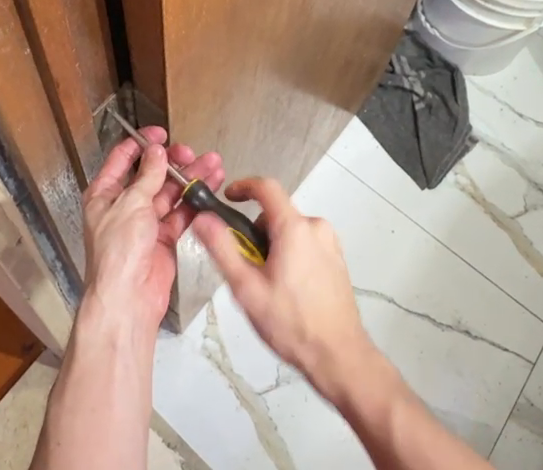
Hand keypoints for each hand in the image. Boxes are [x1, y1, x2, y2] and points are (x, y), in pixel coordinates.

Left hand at [81, 125, 224, 332]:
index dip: (141, 143)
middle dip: (172, 162)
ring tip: (213, 164)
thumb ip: (147, 176)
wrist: (127, 300)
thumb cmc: (118, 251)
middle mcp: (124, 206)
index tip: (162, 133)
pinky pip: (181, 214)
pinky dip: (195, 202)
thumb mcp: (131, 205)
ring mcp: (145, 223)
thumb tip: (156, 151)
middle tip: (191, 153)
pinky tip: (211, 188)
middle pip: (151, 175)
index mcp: (105, 194)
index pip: (123, 159)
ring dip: (190, 179)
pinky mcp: (164, 239)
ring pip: (170, 193)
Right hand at [193, 178, 378, 390]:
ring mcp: (330, 243)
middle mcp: (316, 226)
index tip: (227, 199)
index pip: (266, 187)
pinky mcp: (337, 259)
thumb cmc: (290, 322)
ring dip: (273, 247)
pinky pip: (306, 244)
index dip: (243, 187)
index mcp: (294, 227)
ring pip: (290, 231)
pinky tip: (288, 291)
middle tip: (246, 268)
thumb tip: (203, 218)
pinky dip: (291, 255)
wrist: (340, 356)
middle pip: (276, 214)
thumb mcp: (247, 288)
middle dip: (256, 233)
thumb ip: (222, 248)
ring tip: (267, 286)